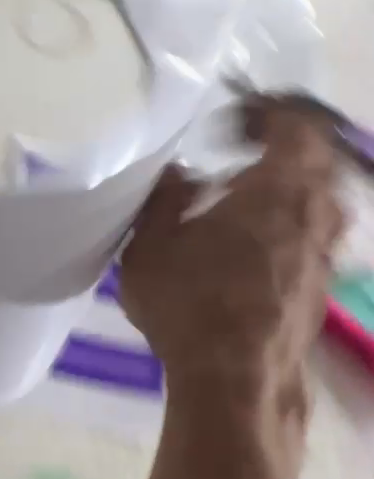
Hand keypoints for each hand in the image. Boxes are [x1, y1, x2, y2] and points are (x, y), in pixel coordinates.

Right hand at [120, 102, 347, 390]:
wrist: (235, 365)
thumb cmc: (187, 298)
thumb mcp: (151, 246)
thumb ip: (165, 202)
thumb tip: (180, 174)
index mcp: (280, 185)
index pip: (293, 126)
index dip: (267, 112)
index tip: (234, 114)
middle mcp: (318, 205)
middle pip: (315, 158)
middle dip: (280, 146)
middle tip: (238, 147)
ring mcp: (328, 241)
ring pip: (317, 194)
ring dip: (286, 184)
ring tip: (243, 193)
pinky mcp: (322, 272)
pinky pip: (311, 226)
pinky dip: (287, 217)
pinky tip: (252, 236)